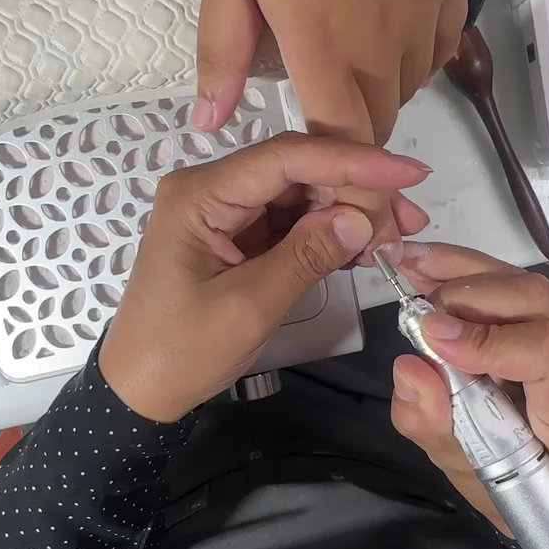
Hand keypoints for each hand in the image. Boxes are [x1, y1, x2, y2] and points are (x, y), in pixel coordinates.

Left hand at [99, 134, 430, 421]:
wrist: (139, 390)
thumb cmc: (181, 351)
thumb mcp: (248, 306)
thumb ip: (305, 256)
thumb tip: (362, 218)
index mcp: (201, 195)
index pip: (287, 158)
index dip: (353, 162)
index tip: (410, 174)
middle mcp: (213, 191)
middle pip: (297, 171)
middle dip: (356, 192)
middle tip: (407, 224)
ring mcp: (225, 214)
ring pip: (300, 196)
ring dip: (348, 213)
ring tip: (396, 238)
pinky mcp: (237, 238)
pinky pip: (290, 224)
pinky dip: (327, 235)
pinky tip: (364, 248)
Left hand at [193, 0, 464, 257]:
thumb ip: (221, 53)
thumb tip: (210, 119)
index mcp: (327, 49)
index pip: (342, 148)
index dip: (340, 190)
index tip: (330, 209)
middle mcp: (386, 45)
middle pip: (376, 127)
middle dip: (349, 148)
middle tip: (322, 141)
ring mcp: (426, 14)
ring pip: (408, 91)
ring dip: (376, 102)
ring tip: (344, 82)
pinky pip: (438, 49)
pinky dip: (412, 62)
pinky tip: (385, 43)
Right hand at [388, 243, 548, 533]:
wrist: (529, 479)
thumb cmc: (499, 481)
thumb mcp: (455, 463)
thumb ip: (430, 421)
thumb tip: (412, 367)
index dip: (489, 337)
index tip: (431, 334)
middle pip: (541, 305)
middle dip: (469, 296)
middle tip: (417, 308)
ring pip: (529, 285)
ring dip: (464, 272)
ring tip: (410, 266)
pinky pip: (522, 285)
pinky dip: (471, 272)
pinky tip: (430, 266)